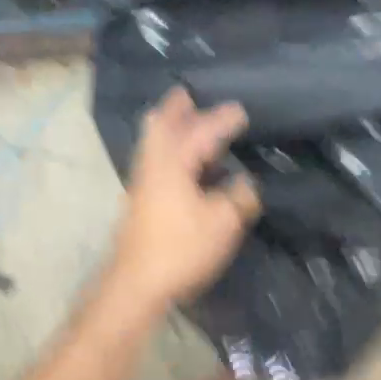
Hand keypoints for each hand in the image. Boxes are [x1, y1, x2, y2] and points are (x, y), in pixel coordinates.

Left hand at [108, 87, 260, 307]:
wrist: (135, 285)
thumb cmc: (180, 249)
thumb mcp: (223, 223)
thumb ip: (238, 197)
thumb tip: (245, 184)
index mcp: (174, 163)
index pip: (201, 131)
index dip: (222, 119)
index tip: (241, 111)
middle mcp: (153, 166)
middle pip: (160, 126)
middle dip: (176, 109)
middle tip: (189, 95)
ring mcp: (142, 184)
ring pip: (153, 144)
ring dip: (169, 128)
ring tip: (185, 121)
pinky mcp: (140, 203)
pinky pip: (154, 160)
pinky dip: (168, 149)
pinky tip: (185, 164)